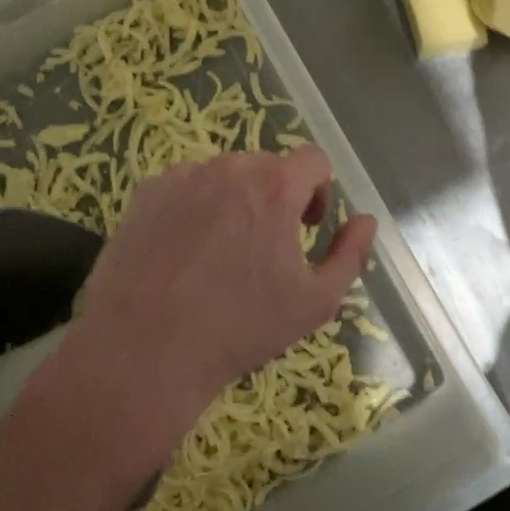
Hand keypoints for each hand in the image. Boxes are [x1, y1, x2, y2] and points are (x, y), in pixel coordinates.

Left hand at [71, 146, 377, 421]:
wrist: (145, 351)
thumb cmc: (240, 327)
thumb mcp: (316, 302)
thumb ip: (350, 254)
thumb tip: (366, 221)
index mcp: (275, 185)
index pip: (314, 159)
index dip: (319, 192)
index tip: (306, 229)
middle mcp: (227, 167)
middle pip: (266, 166)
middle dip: (276, 198)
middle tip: (265, 249)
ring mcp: (180, 178)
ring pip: (222, 177)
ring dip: (233, 202)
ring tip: (219, 255)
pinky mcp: (143, 195)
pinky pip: (182, 189)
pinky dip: (192, 210)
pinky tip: (182, 255)